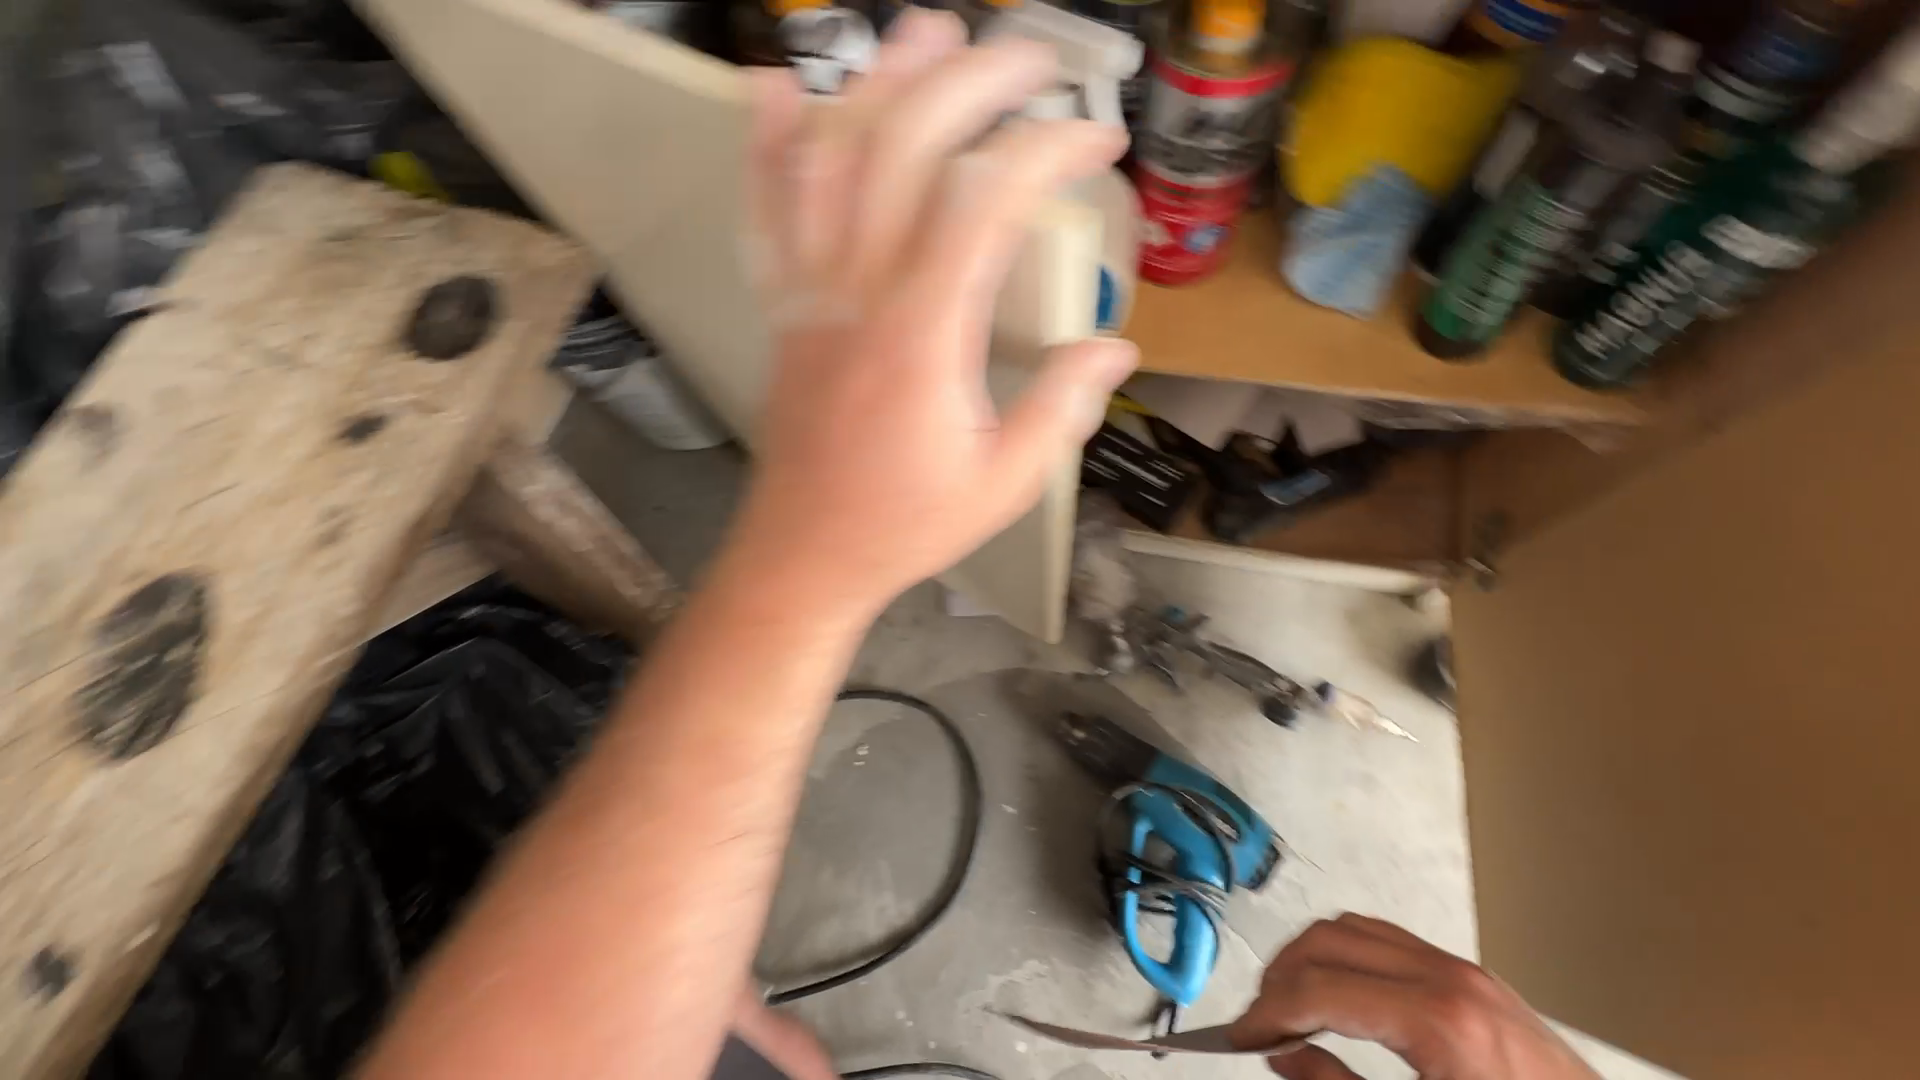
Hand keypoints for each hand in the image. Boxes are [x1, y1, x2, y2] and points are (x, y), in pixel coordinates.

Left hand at [729, 11, 1137, 612]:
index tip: (1098, 142)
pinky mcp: (783, 308)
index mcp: (923, 335)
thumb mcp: (1004, 484)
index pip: (985, 200)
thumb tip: (1113, 346)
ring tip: (926, 32)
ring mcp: (810, 293)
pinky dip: (765, 144)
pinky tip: (775, 87)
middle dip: (973, 82)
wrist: (805, 553)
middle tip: (1033, 58)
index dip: (1048, 149)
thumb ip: (1060, 410)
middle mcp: (859, 293)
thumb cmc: (905, 523)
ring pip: (829, 160)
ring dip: (877, 83)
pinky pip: (764, 212)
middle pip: (905, 148)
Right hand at [1230, 914, 1602, 1079]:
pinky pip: (1387, 939)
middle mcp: (1446, 977)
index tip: (1238, 1037)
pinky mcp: (1472, 976)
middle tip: (1260, 1023)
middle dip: (1280, 978)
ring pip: (1353, 928)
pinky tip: (1337, 992)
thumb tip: (1282, 1056)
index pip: (1319, 991)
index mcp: (1437, 1021)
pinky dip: (1345, 954)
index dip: (1266, 1013)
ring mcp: (1462, 969)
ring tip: (1290, 1004)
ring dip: (1309, 958)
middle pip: (1328, 942)